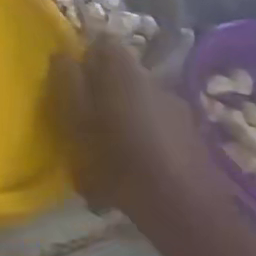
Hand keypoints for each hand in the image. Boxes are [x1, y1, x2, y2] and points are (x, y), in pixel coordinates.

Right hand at [50, 39, 227, 228]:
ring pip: (140, 101)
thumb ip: (67, 81)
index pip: (103, 42)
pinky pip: (157, 127)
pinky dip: (143, 138)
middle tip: (84, 118)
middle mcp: (155, 82)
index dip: (85, 56)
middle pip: (122, 73)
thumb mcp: (77, 119)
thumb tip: (62, 54)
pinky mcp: (193, 140)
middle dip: (102, 89)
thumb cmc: (119, 160)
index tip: (71, 80)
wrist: (187, 213)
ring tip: (107, 149)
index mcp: (125, 72)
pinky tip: (133, 169)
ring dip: (123, 115)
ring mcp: (179, 111)